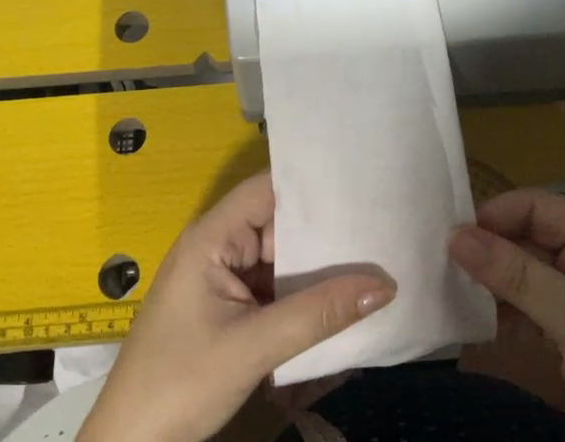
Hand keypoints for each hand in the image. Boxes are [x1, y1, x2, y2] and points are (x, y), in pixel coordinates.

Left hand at [78, 172, 395, 441]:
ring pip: (280, 261)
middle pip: (278, 225)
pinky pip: (273, 291)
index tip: (362, 182)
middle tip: (383, 226)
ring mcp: (221, 281)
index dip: (310, 184)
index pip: (267, 190)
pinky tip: (344, 299)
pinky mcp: (227, 312)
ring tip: (377, 259)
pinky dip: (303, 296)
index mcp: (211, 238)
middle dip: (324, 230)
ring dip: (318, 267)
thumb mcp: (253, 347)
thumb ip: (318, 314)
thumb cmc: (180, 382)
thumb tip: (384, 284)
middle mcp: (217, 249)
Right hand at [449, 189, 564, 441]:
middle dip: (486, 249)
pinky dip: (500, 313)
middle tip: (435, 261)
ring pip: (522, 274)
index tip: (448, 235)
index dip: (495, 215)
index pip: (539, 208)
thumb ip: (519, 277)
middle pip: (527, 239)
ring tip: (442, 286)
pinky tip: (467, 318)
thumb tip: (456, 235)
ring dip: (489, 282)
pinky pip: (526, 308)